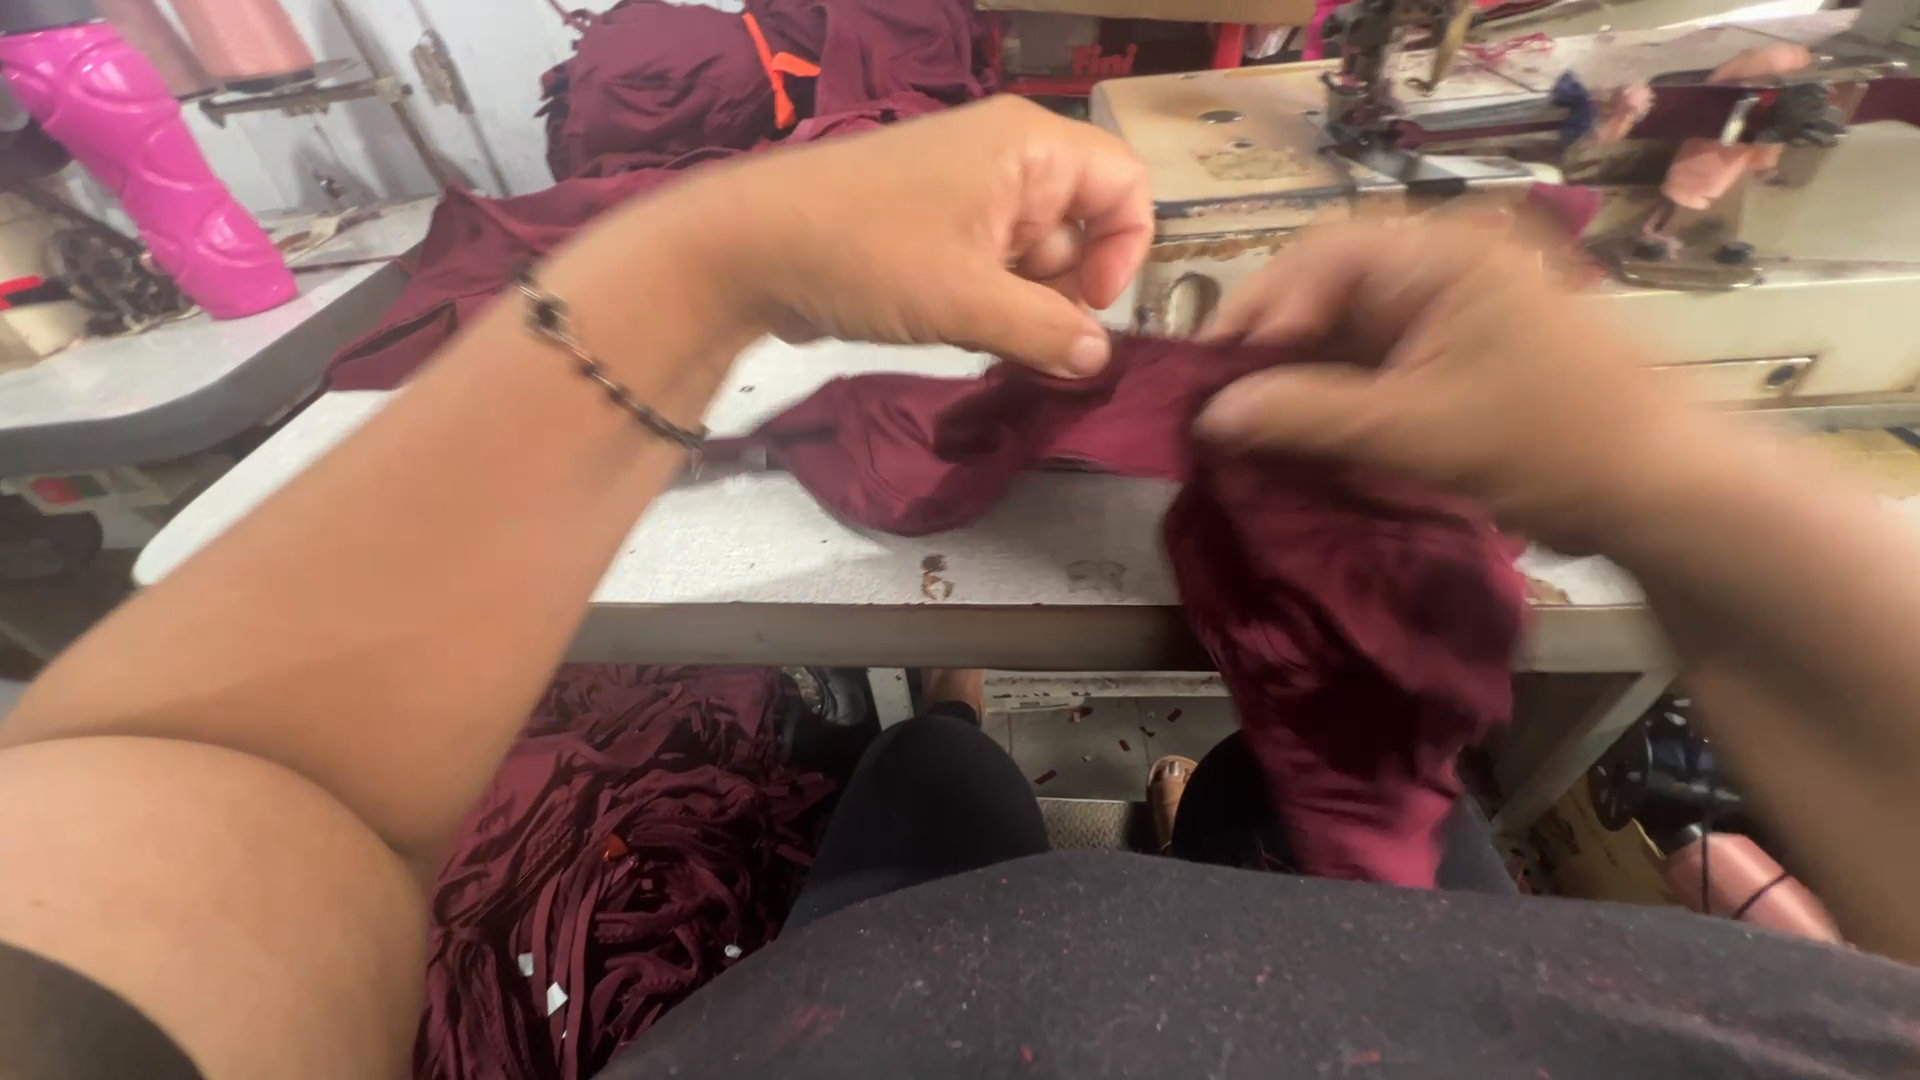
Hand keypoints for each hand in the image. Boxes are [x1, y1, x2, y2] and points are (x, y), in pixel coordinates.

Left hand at [676, 96, 1151, 377]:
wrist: (751, 250)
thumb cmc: (868, 255)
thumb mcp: (967, 300)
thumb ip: (1045, 331)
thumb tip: (1099, 358)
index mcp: (1029, 149)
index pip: (1123, 186)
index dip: (1124, 251)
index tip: (1090, 309)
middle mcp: (1006, 163)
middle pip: (1079, 231)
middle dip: (1062, 293)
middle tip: (1024, 338)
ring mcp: (966, 199)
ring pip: (1032, 262)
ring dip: (1020, 309)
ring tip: (977, 332)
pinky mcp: (934, 234)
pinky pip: (990, 273)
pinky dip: (986, 307)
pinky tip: (954, 328)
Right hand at [1194, 219, 1726, 548]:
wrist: (1654, 491)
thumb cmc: (1545, 441)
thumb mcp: (1409, 428)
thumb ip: (1299, 416)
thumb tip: (1205, 418)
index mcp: (1438, 254)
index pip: (1316, 261)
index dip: (1255, 314)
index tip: (1212, 377)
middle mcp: (1433, 268)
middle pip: (1318, 292)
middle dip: (1262, 346)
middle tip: (1215, 398)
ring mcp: (1437, 311)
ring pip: (1332, 330)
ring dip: (1284, 374)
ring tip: (1239, 417)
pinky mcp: (1438, 354)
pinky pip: (1356, 362)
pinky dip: (1317, 393)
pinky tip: (1285, 426)